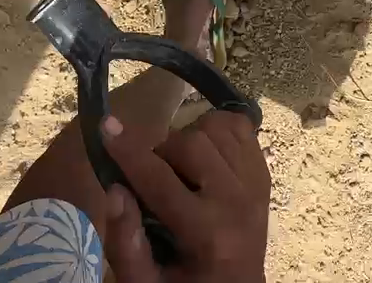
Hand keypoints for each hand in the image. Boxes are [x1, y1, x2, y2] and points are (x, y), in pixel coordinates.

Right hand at [101, 110, 269, 281]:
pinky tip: (205, 154)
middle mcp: (237, 201)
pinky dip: (217, 130)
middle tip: (152, 177)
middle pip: (191, 143)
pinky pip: (239, 127)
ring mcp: (256, 183)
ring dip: (188, 140)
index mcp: (208, 233)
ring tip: (179, 169)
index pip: (161, 180)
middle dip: (162, 153)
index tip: (107, 126)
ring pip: (214, 129)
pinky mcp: (264, 172)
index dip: (129, 151)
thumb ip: (125, 244)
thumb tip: (115, 189)